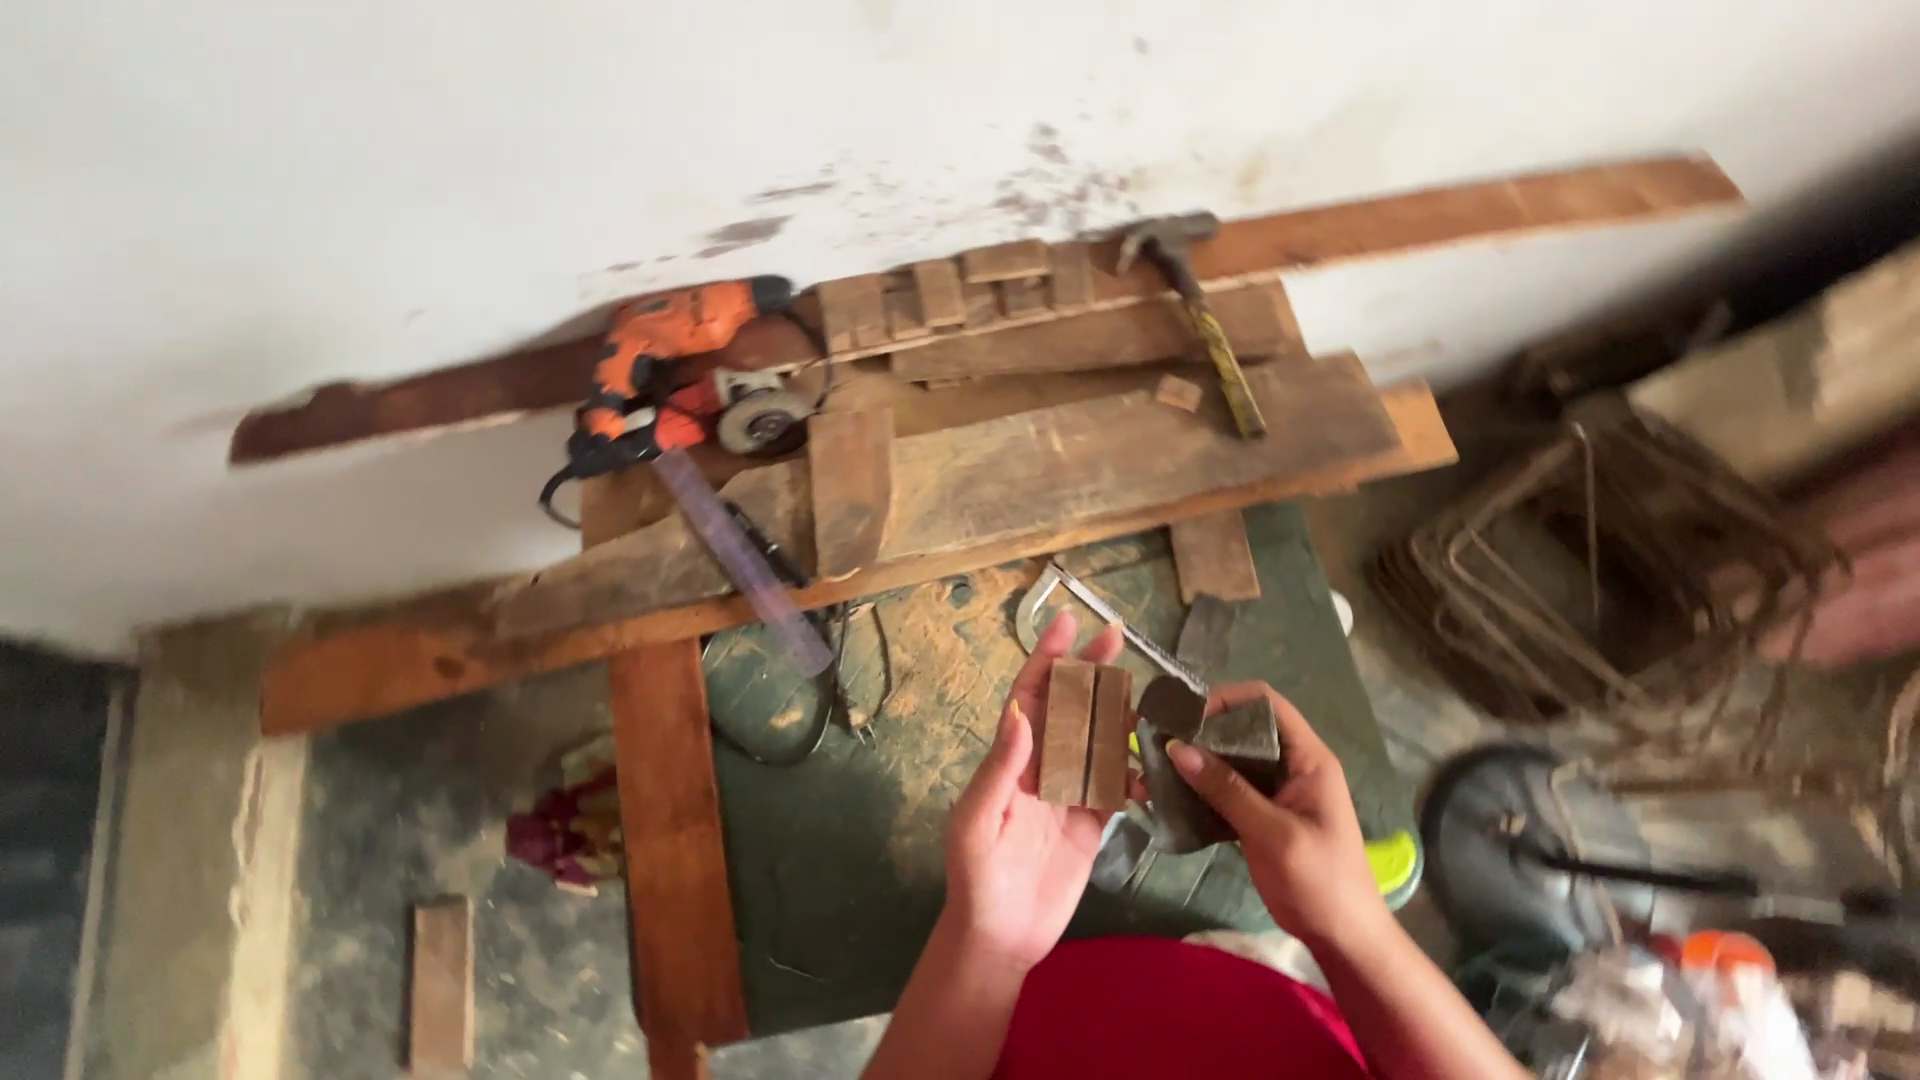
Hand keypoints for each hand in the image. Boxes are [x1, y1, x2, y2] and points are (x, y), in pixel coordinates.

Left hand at [942, 611, 1123, 970]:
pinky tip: (1154, 769)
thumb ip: (1000, 767)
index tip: (1069, 623)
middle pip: (1070, 706)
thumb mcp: (977, 820)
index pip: (1029, 694)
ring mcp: (1069, 790)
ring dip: (1119, 715)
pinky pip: (1117, 785)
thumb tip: (1020, 710)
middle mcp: (1042, 765)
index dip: (1047, 657)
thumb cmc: (977, 878)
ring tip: (1147, 697)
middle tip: (1117, 636)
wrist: (1001, 937)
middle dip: (1090, 670)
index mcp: (1011, 758)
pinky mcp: (1092, 820)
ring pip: (1099, 739)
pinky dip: (1136, 773)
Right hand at [1165, 682, 1390, 950]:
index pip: (1266, 704)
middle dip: (1197, 732)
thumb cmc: (1322, 882)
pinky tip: (1163, 799)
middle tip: (1157, 741)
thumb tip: (1179, 748)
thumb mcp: (1275, 834)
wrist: (1344, 940)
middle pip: (1238, 728)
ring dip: (1189, 764)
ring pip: (1224, 760)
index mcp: (1307, 759)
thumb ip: (1227, 789)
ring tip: (1150, 771)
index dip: (1226, 701)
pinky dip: (1193, 792)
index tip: (1188, 719)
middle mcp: (1288, 766)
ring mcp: (1270, 791)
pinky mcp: (1254, 815)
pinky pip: (1219, 790)